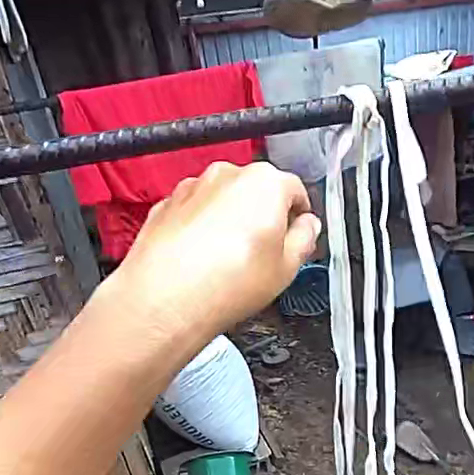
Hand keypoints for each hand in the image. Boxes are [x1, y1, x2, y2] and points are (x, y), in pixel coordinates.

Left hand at [99, 161, 320, 352]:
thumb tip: (307, 228)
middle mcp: (226, 175)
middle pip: (255, 192)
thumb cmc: (223, 283)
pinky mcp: (165, 206)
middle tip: (264, 255)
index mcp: (266, 182)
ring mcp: (192, 188)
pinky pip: (193, 214)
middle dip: (262, 219)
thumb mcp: (287, 268)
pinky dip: (199, 231)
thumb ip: (305, 239)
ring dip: (229, 224)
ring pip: (221, 202)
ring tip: (229, 264)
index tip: (297, 234)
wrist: (165, 299)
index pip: (295, 190)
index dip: (299, 216)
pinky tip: (202, 262)